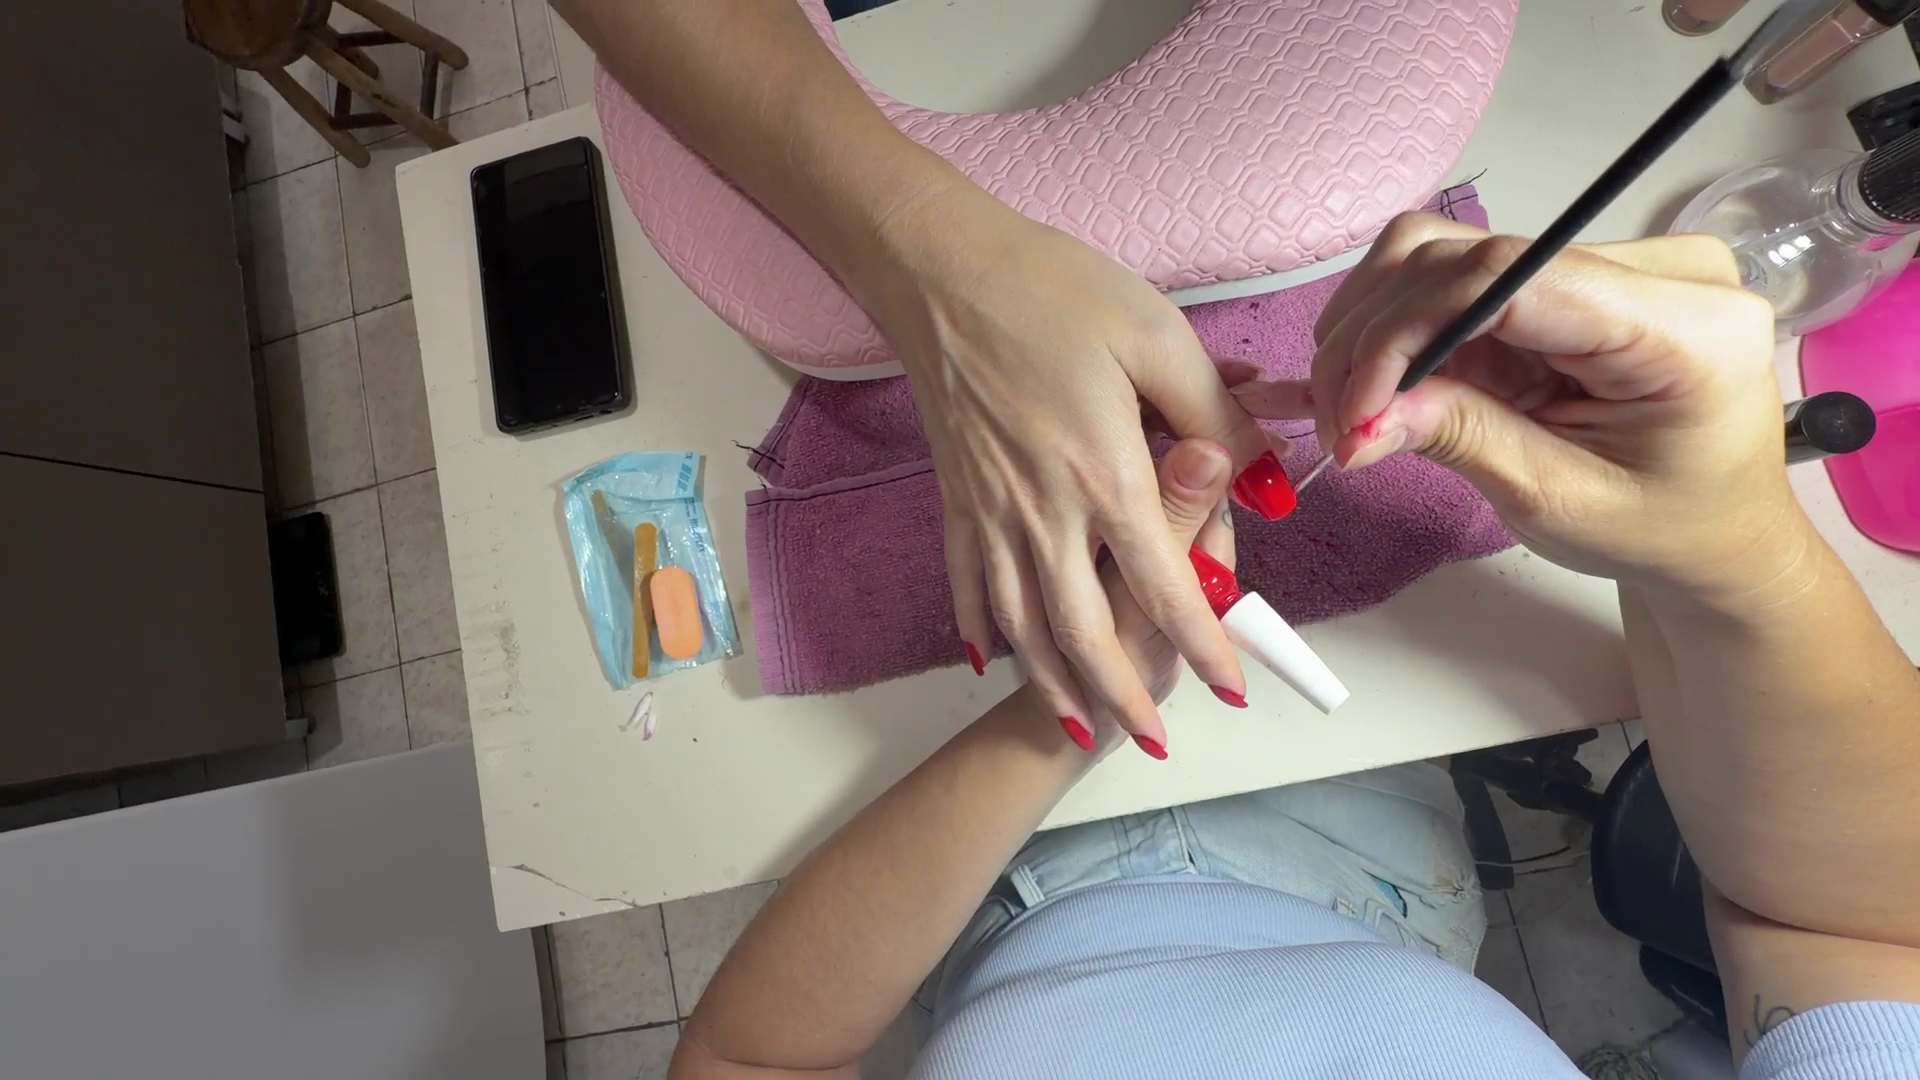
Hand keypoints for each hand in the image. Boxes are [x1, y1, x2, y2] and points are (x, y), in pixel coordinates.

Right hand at [869, 187, 1281, 752]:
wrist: (941, 275)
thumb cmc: (1051, 293)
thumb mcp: (1155, 337)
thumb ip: (1212, 418)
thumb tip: (1257, 481)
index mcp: (1101, 473)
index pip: (1164, 582)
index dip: (1201, 640)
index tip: (1229, 685)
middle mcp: (1041, 511)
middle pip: (1081, 628)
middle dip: (1120, 692)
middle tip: (1148, 736)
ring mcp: (989, 511)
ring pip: (1020, 622)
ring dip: (1049, 680)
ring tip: (1071, 722)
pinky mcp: (955, 498)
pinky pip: (965, 580)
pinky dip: (977, 627)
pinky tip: (986, 658)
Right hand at [1230, 213, 1797, 599]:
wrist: (1707, 526)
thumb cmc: (1656, 524)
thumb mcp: (1557, 498)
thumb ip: (1461, 440)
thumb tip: (1356, 425)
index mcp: (1677, 325)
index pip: (1504, 278)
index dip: (1401, 336)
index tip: (1351, 414)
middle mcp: (1637, 268)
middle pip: (1451, 259)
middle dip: (1368, 344)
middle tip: (1337, 427)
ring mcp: (1584, 269)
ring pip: (1427, 257)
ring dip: (1363, 332)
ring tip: (1348, 408)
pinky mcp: (1541, 287)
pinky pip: (1433, 282)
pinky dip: (1379, 329)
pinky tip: (1362, 378)